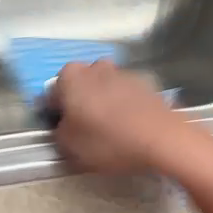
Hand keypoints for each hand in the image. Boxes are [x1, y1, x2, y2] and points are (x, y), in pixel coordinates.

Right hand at [47, 60, 197, 174]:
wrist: (161, 138)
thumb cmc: (107, 140)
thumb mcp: (69, 146)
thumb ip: (59, 132)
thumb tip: (64, 125)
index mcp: (70, 76)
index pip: (51, 95)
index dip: (54, 115)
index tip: (62, 131)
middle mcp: (95, 66)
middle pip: (79, 86)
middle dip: (79, 104)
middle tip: (85, 130)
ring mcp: (123, 72)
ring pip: (103, 89)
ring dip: (102, 104)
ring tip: (110, 130)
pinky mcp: (146, 83)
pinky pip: (125, 96)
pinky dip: (123, 107)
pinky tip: (129, 127)